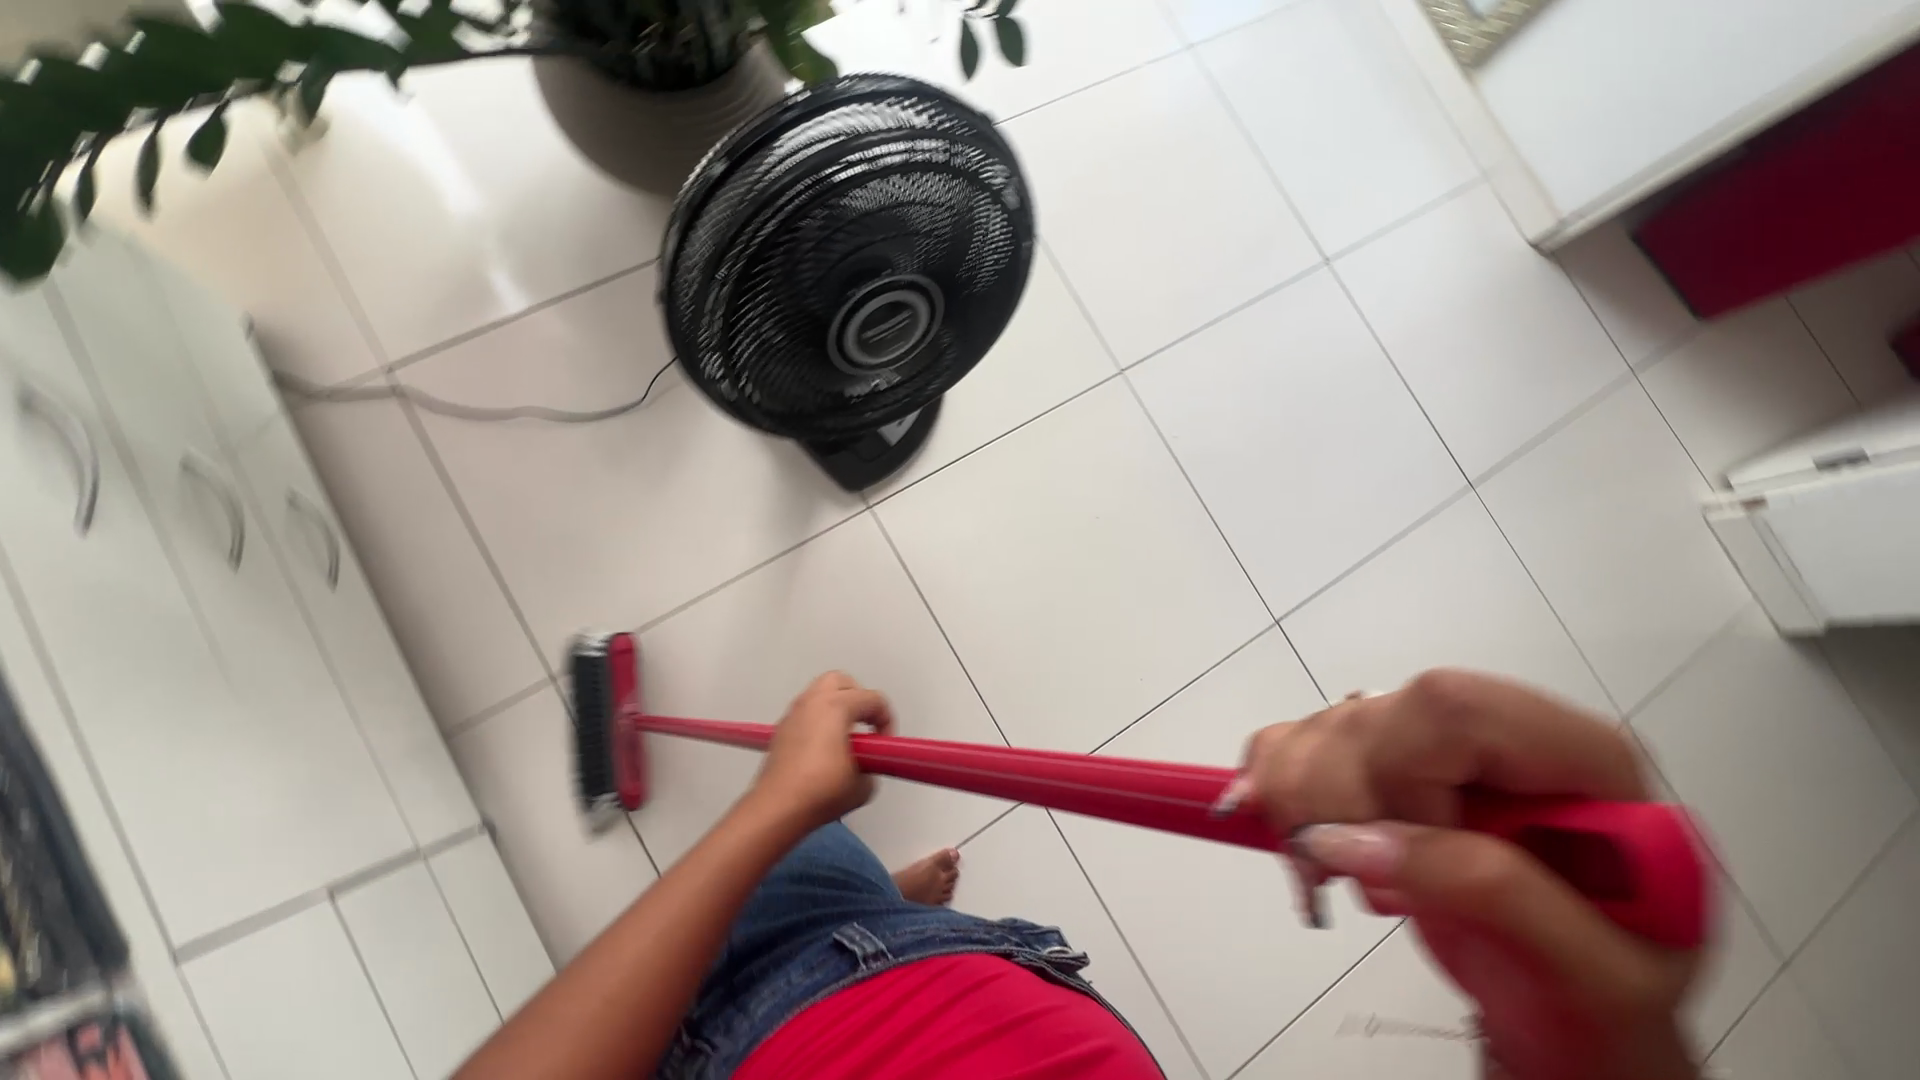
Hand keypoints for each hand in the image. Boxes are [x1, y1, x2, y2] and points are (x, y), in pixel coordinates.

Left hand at [753, 671, 892, 828]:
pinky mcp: (780, 729)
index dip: (886, 720)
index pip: (874, 699)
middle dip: (859, 699)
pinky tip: (822, 749)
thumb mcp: (864, 783)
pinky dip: (818, 721)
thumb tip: (864, 762)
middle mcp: (813, 701)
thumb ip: (872, 763)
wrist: (777, 808)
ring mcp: (793, 713)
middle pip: (842, 682)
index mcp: (837, 706)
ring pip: (820, 694)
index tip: (884, 746)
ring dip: (837, 708)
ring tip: (844, 738)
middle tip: (864, 727)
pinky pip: (806, 712)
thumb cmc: (823, 791)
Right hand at [1244, 671, 1701, 1079]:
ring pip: (1328, 725)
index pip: (1458, 710)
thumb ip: (1483, 890)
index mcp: (1576, 759)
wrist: (1562, 1011)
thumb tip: (1342, 840)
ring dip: (1295, 801)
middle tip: (1343, 881)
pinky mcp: (1384, 760)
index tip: (1401, 865)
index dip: (1403, 775)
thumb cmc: (1593, 999)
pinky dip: (1270, 784)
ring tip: (1325, 876)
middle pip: (1379, 715)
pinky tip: (1293, 840)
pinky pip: (1297, 739)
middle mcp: (1499, 733)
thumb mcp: (1582, 968)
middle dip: (1334, 800)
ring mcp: (1435, 744)